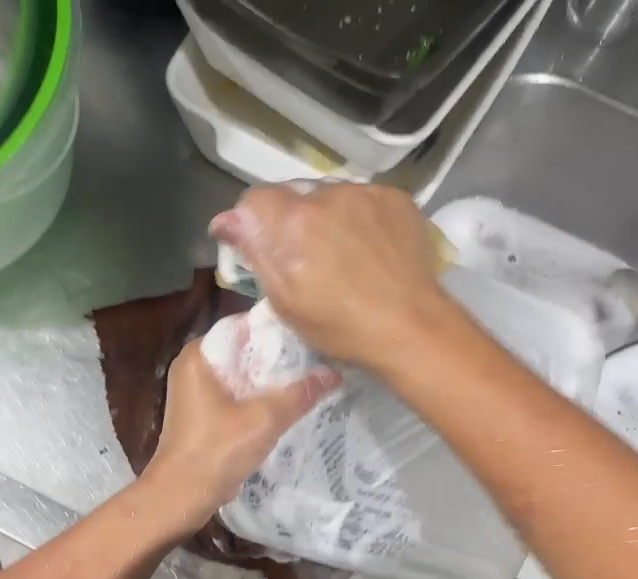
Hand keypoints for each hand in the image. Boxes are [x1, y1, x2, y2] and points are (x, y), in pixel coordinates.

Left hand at [138, 339, 339, 533]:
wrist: (181, 496)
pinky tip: (286, 406)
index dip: (278, 330)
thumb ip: (299, 394)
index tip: (310, 336)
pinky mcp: (203, 416)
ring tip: (308, 380)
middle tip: (317, 358)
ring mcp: (197, 393)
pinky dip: (258, 401)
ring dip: (270, 382)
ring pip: (242, 377)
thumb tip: (333, 375)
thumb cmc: (216, 451)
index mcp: (199, 355)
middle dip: (278, 358)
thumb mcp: (264, 419)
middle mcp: (194, 367)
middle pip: (245, 352)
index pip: (244, 326)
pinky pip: (237, 397)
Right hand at [210, 183, 459, 369]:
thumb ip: (256, 253)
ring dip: (329, 217)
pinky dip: (361, 218)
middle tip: (308, 258)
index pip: (254, 200)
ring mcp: (365, 193)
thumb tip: (226, 221)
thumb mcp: (285, 302)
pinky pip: (365, 200)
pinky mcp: (396, 197)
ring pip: (332, 196)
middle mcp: (326, 195)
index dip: (252, 222)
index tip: (259, 245)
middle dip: (293, 220)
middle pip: (295, 195)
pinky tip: (371, 250)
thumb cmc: (340, 327)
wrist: (411, 327)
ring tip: (343, 254)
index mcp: (292, 222)